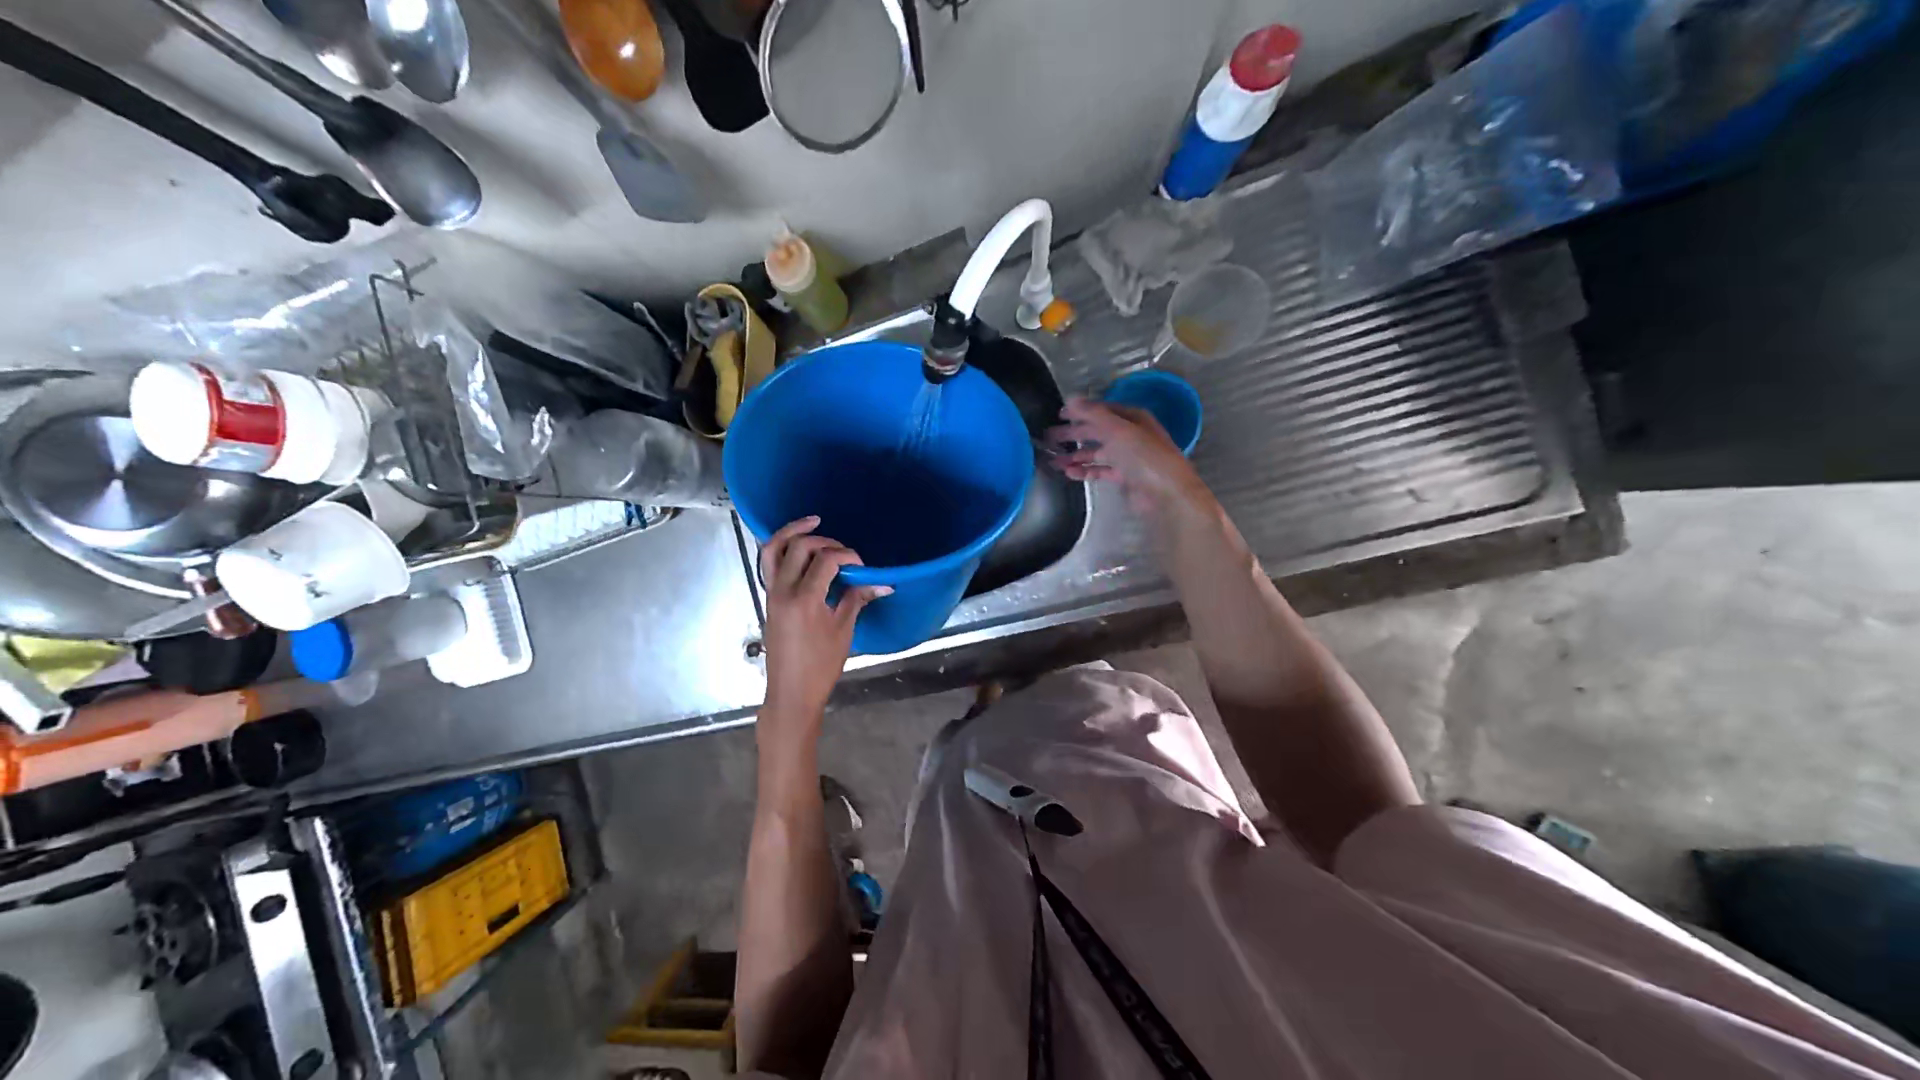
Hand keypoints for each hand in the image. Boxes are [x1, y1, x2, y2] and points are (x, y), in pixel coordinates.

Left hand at [759, 517, 890, 726]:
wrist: (791, 691)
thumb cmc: (821, 665)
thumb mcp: (844, 630)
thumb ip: (857, 599)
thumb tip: (882, 583)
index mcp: (805, 599)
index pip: (826, 560)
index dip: (847, 555)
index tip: (862, 565)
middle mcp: (783, 590)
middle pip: (799, 546)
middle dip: (824, 540)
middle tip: (843, 549)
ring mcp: (772, 593)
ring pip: (773, 549)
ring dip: (792, 532)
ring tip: (812, 522)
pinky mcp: (768, 598)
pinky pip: (769, 563)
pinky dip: (782, 548)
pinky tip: (799, 546)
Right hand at [1045, 398, 1211, 518]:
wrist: (1168, 494)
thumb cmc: (1145, 457)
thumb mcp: (1118, 430)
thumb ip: (1093, 414)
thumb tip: (1071, 398)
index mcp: (1133, 418)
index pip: (1102, 410)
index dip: (1080, 411)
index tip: (1059, 415)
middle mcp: (1131, 435)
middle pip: (1097, 431)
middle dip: (1073, 434)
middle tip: (1049, 438)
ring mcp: (1128, 458)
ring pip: (1096, 453)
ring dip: (1075, 455)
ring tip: (1054, 460)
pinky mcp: (1125, 478)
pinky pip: (1100, 471)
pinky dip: (1085, 471)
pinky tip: (1069, 473)